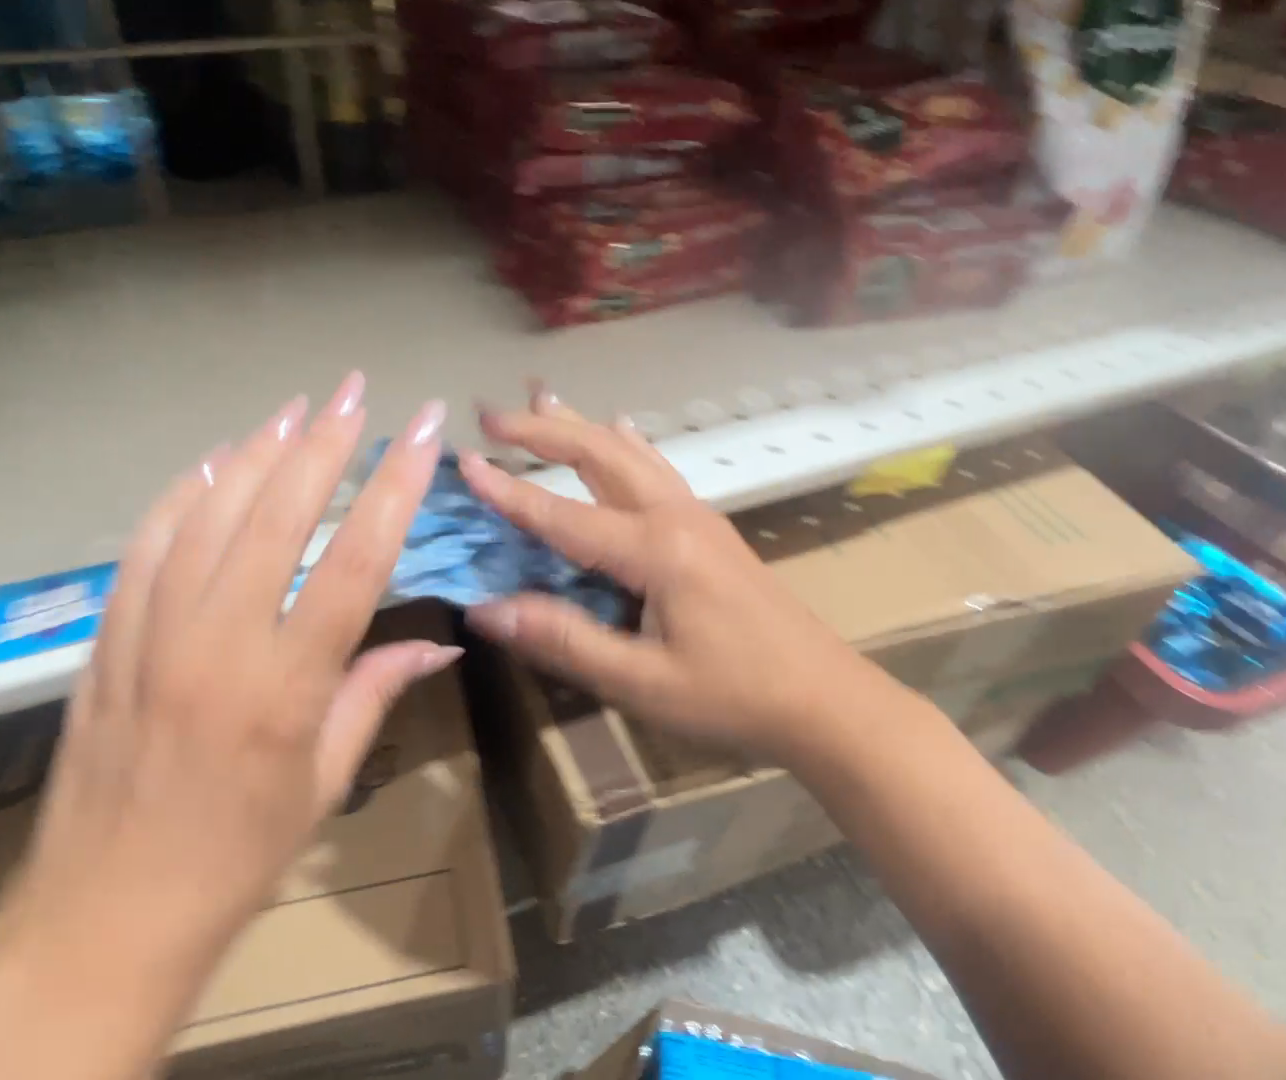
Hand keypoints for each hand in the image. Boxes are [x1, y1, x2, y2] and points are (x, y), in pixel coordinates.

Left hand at [0, 374, 451, 976]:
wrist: (110, 910)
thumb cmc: (240, 856)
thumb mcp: (324, 781)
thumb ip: (375, 692)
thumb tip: (436, 640)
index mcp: (287, 687)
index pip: (354, 560)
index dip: (393, 487)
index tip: (420, 430)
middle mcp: (218, 643)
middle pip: (276, 515)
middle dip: (322, 443)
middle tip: (352, 390)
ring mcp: (153, 634)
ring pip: (207, 515)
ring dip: (253, 455)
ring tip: (291, 411)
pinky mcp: (108, 639)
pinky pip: (146, 546)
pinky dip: (181, 496)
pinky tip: (211, 465)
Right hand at [459, 390, 894, 760]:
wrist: (824, 699)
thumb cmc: (732, 696)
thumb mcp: (642, 682)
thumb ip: (564, 640)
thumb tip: (486, 610)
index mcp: (655, 552)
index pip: (563, 514)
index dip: (509, 490)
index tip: (462, 461)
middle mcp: (675, 517)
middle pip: (600, 455)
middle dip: (543, 430)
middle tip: (491, 414)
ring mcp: (698, 517)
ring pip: (629, 453)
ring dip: (581, 425)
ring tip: (542, 398)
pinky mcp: (711, 530)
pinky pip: (658, 469)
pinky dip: (626, 444)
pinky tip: (620, 429)